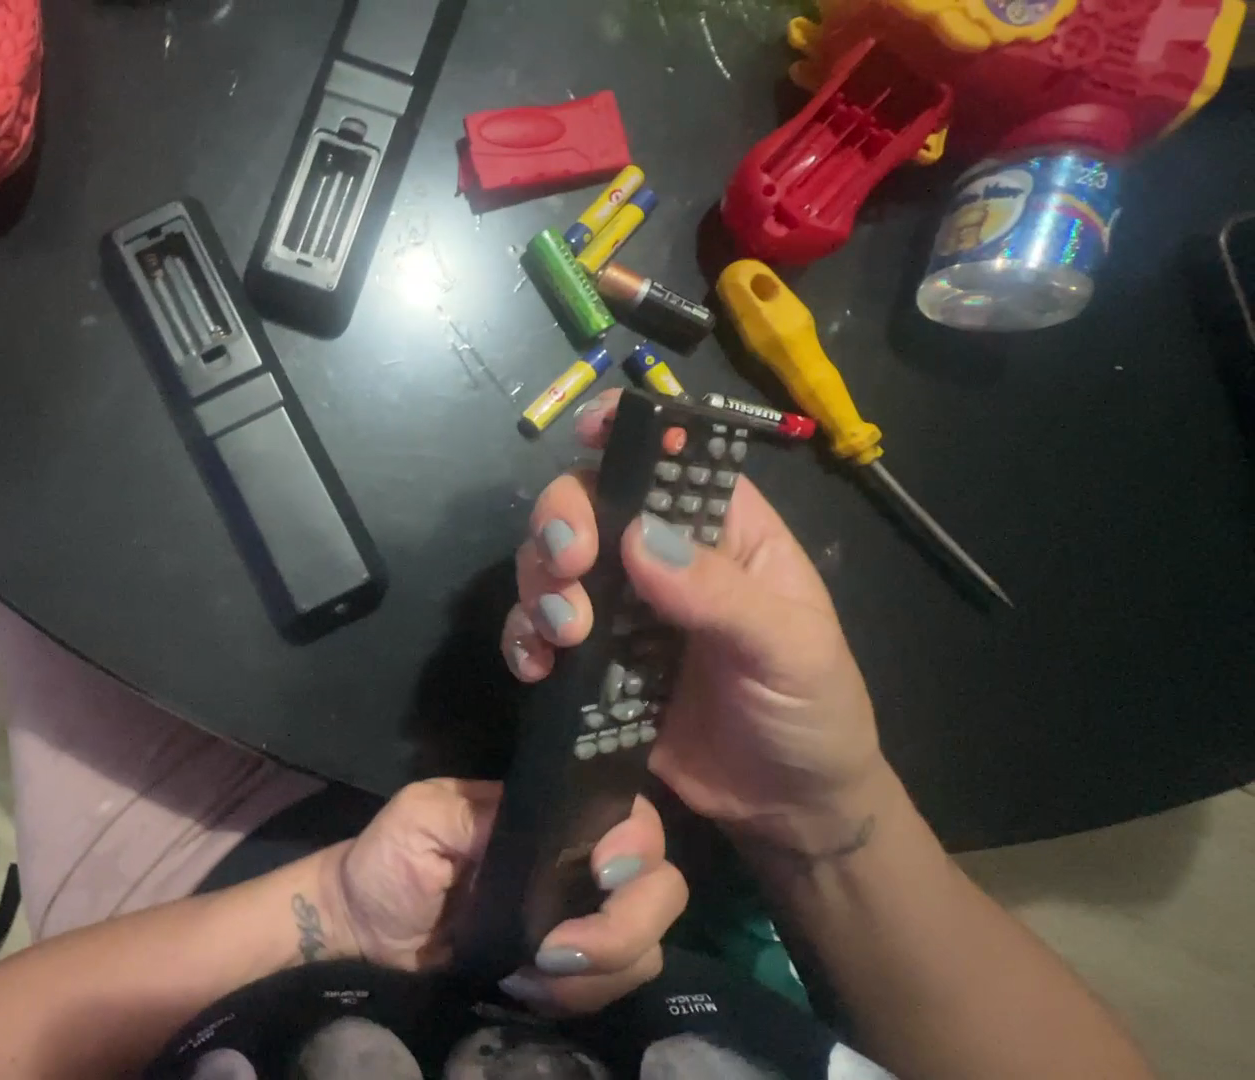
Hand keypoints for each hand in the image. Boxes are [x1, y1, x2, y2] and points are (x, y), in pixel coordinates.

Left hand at [318, 778, 685, 1013]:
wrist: (365, 928)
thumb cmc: (389, 858)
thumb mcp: (422, 818)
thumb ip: (477, 813)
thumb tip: (538, 825)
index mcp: (545, 816)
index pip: (628, 817)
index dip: (636, 845)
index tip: (603, 873)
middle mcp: (574, 863)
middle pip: (657, 887)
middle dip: (624, 926)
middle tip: (557, 949)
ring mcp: (575, 918)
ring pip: (644, 946)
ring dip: (598, 969)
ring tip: (531, 970)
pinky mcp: (566, 969)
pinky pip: (610, 987)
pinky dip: (578, 996)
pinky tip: (526, 987)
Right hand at [500, 390, 890, 854]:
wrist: (785, 808)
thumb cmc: (812, 713)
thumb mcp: (791, 649)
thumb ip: (721, 594)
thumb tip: (638, 539)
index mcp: (720, 532)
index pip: (668, 461)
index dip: (626, 434)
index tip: (586, 436)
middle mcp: (657, 559)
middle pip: (586, 507)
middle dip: (561, 526)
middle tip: (569, 567)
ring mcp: (615, 610)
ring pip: (548, 566)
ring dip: (538, 587)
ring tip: (563, 634)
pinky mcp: (586, 662)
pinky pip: (536, 633)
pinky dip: (523, 641)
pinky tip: (537, 668)